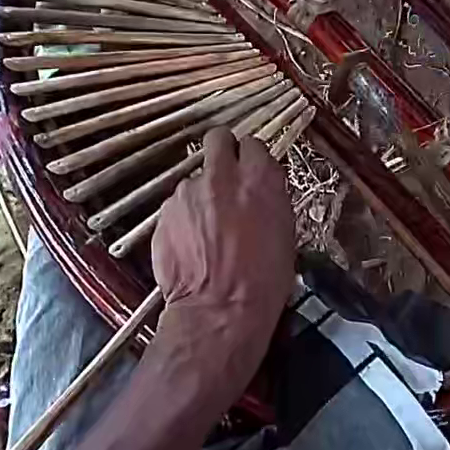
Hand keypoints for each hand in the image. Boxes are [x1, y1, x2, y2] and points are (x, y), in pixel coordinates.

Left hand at [150, 127, 295, 383]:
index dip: (250, 157)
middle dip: (221, 151)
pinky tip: (192, 244)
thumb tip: (259, 190)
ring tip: (208, 228)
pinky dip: (184, 219)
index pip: (253, 144)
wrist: (219, 310)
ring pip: (195, 178)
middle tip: (225, 176)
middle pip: (218, 138)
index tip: (250, 170)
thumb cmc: (264, 278)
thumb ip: (268, 197)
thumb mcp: (284, 229)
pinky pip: (177, 206)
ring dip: (202, 194)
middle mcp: (223, 176)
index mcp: (260, 179)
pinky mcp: (165, 212)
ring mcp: (190, 192)